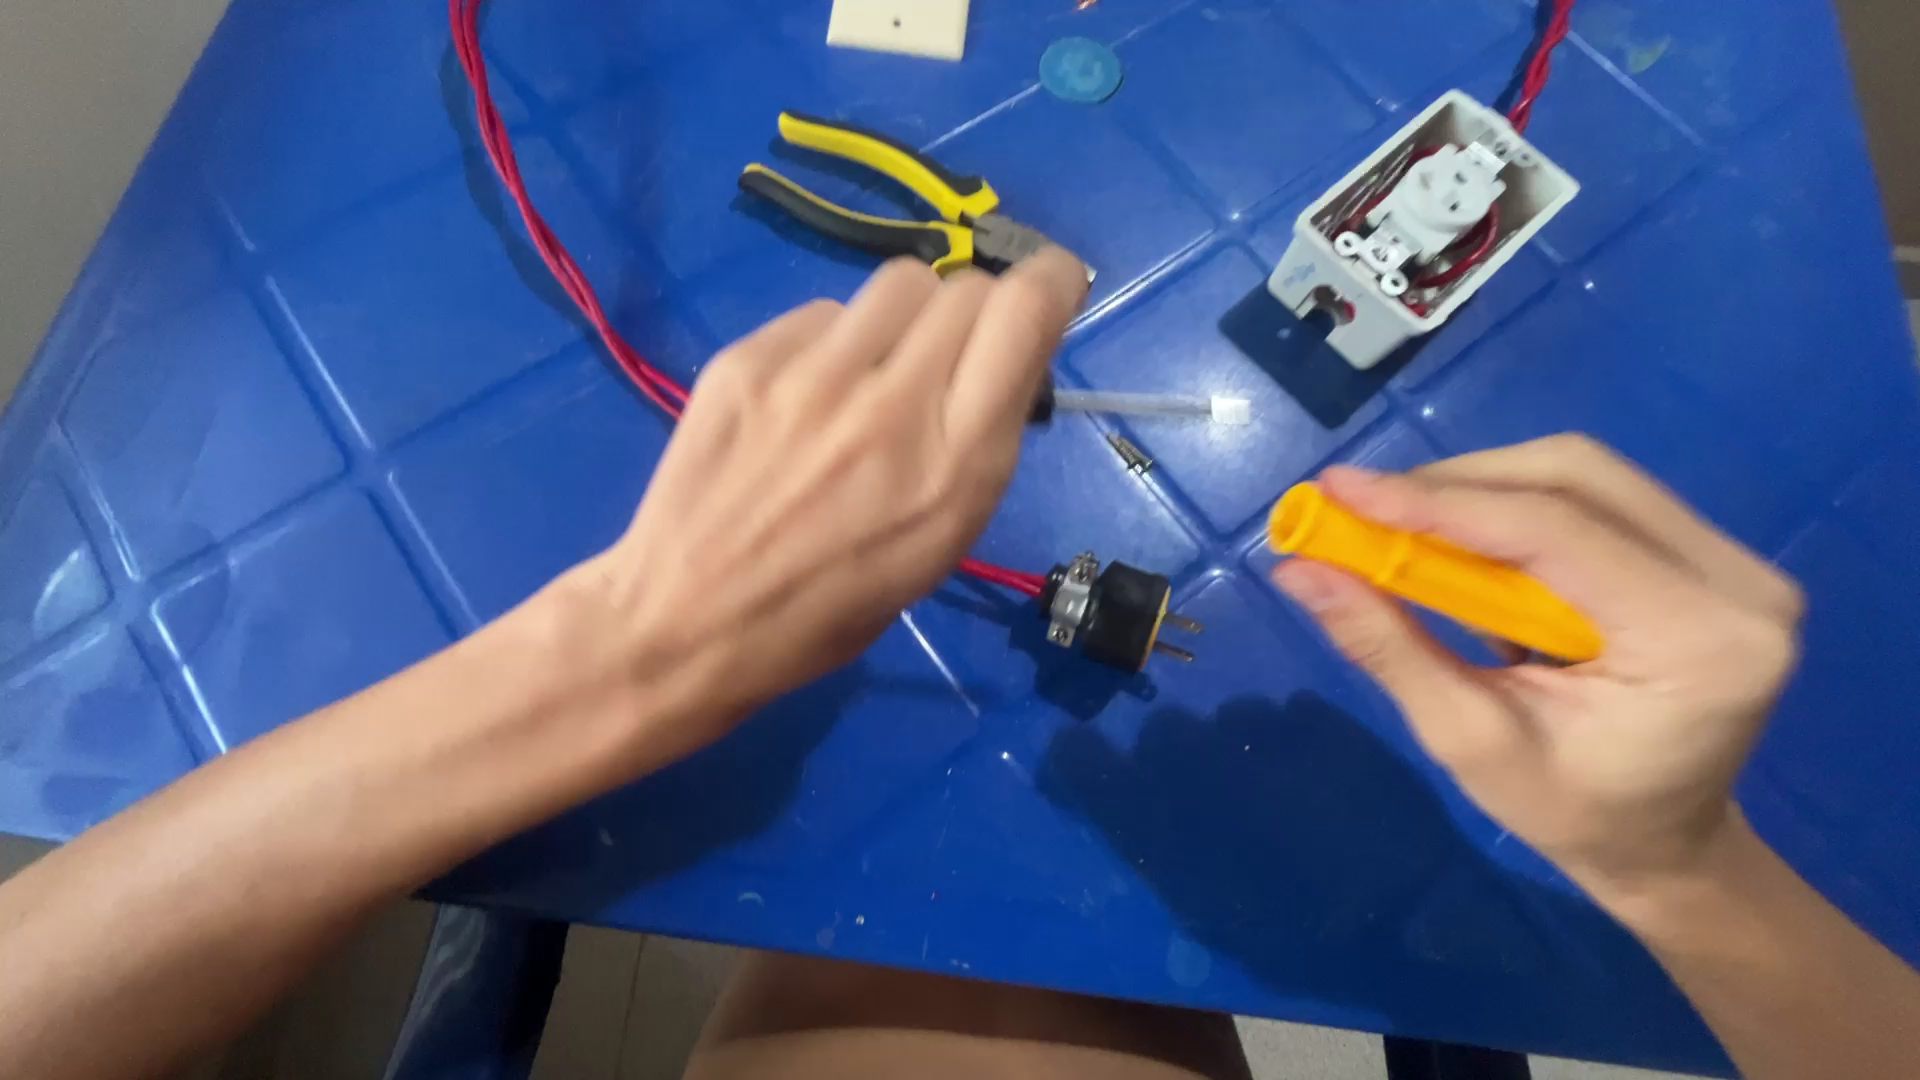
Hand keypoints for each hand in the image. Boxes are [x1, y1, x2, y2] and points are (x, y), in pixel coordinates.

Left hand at [575, 252, 1087, 759]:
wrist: (694, 616)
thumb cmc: (834, 605)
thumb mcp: (942, 544)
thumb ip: (981, 444)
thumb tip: (1000, 365)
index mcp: (956, 467)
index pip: (1024, 313)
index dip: (1051, 283)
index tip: (1051, 291)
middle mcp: (893, 405)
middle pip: (968, 287)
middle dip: (981, 313)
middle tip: (953, 360)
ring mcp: (813, 375)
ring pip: (902, 281)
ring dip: (914, 316)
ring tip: (881, 370)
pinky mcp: (749, 358)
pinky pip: (827, 312)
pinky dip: (840, 340)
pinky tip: (811, 393)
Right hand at [1273, 435, 1804, 900]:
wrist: (1661, 843)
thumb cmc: (1566, 809)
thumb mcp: (1461, 736)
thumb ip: (1383, 645)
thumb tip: (1295, 571)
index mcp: (1698, 640)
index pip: (1552, 531)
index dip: (1435, 502)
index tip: (1338, 490)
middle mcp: (1734, 581)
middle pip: (1572, 475)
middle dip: (1451, 483)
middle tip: (1359, 507)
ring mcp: (1724, 561)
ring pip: (1575, 473)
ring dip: (1470, 487)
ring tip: (1393, 523)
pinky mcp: (1692, 556)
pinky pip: (1582, 496)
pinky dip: (1497, 504)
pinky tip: (1449, 537)